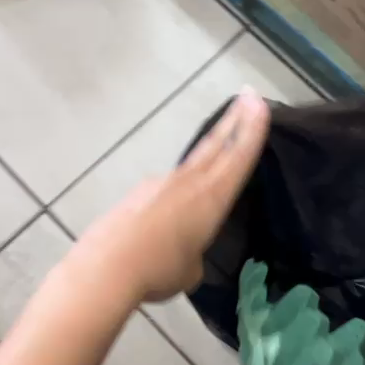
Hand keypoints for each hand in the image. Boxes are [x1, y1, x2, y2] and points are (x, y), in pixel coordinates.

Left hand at [72, 90, 270, 302]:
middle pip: (215, 145)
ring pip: (190, 167)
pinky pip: (164, 191)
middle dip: (234, 120)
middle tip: (247, 95)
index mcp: (211, 197)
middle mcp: (187, 183)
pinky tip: (166, 221)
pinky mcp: (136, 196)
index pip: (238, 156)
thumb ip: (194, 254)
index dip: (252, 129)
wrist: (106, 268)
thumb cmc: (160, 269)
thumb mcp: (191, 270)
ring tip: (215, 157)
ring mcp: (159, 185)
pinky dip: (173, 197)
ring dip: (205, 158)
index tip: (259, 101)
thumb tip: (183, 252)